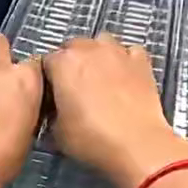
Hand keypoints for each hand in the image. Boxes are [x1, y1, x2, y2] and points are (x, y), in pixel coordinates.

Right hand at [43, 35, 187, 187]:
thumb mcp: (56, 132)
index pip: (46, 63)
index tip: (52, 96)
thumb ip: (52, 112)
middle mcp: (89, 49)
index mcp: (63, 64)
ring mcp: (118, 52)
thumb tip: (56, 110)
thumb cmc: (91, 138)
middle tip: (74, 88)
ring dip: (96, 55)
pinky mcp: (141, 61)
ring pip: (101, 42)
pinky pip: (129, 51)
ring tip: (99, 78)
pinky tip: (124, 76)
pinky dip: (124, 59)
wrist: (137, 144)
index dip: (48, 79)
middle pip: (73, 47)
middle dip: (71, 63)